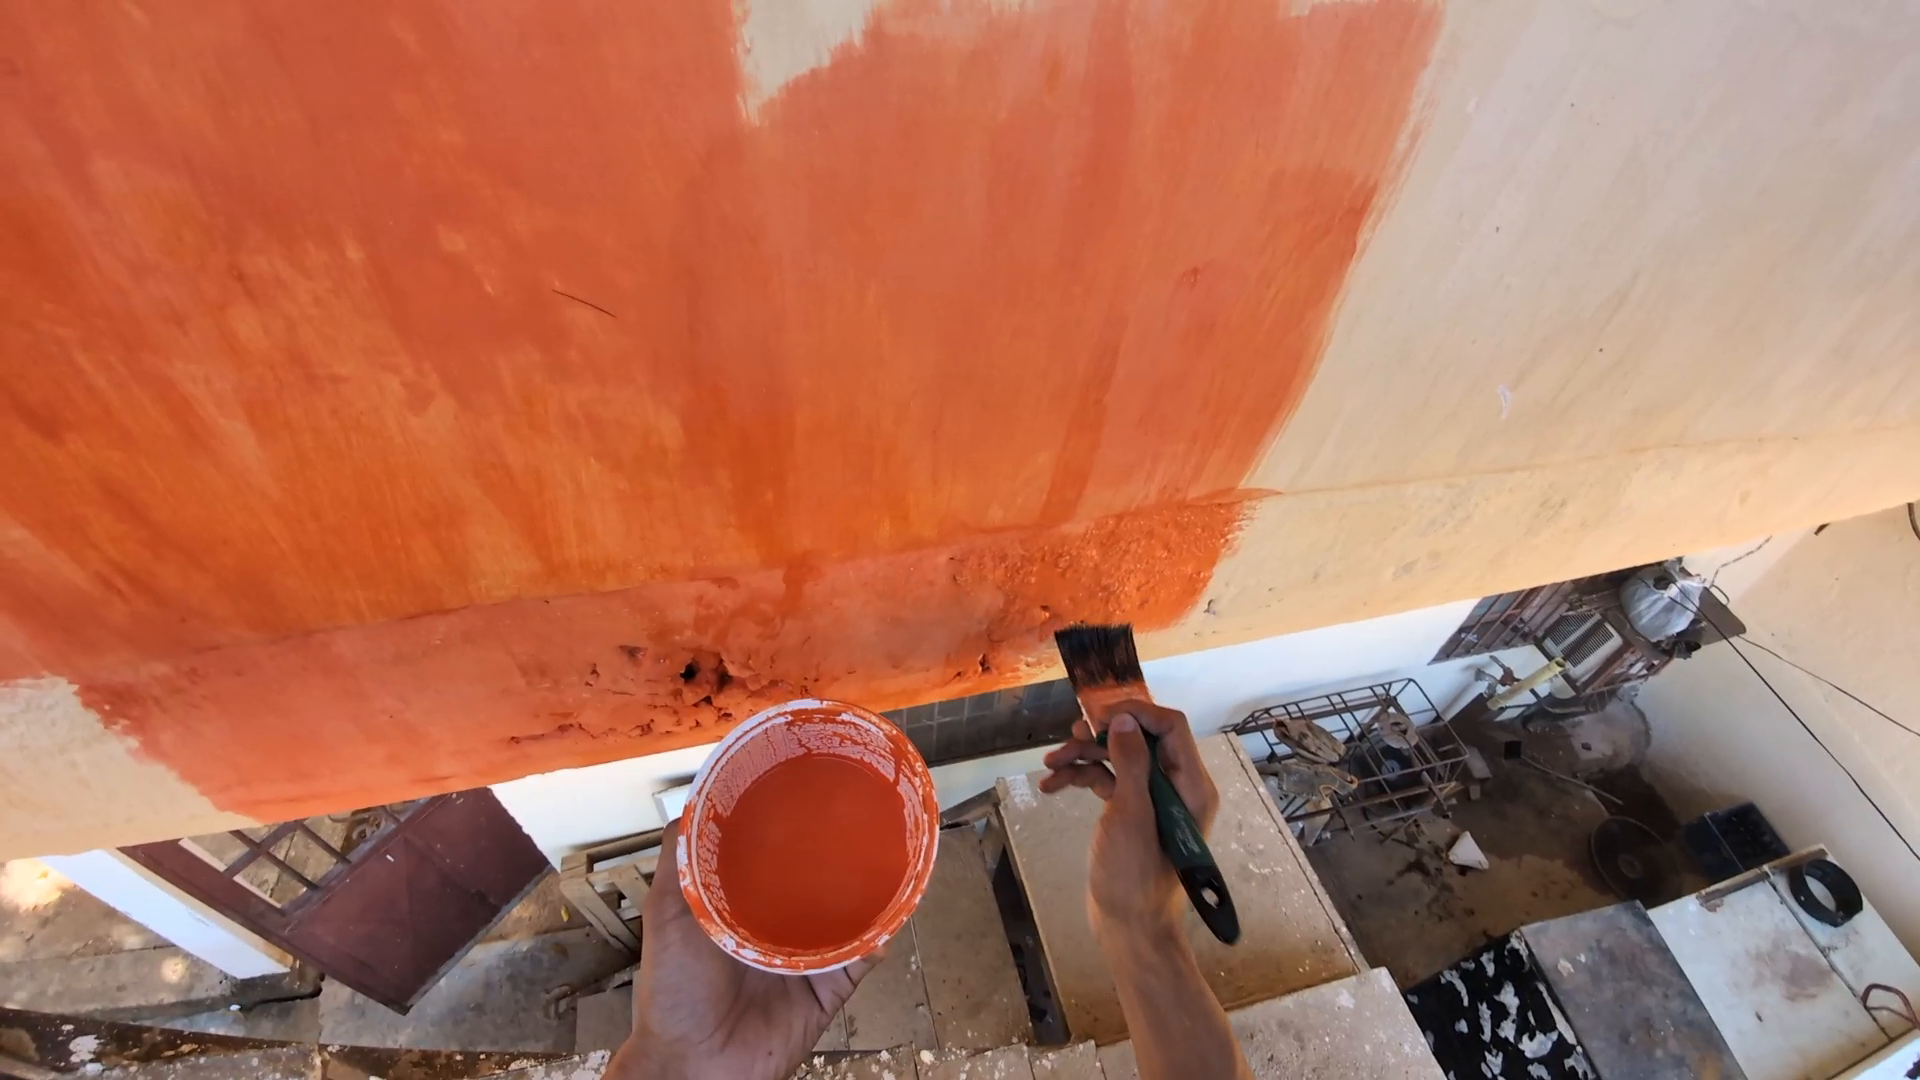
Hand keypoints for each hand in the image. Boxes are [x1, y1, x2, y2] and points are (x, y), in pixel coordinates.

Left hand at [607, 817, 882, 1079]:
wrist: (693, 1066)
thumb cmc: (673, 991)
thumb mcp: (666, 914)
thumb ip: (677, 864)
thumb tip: (692, 804)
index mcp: (750, 904)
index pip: (781, 857)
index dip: (798, 828)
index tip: (816, 793)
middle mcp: (782, 925)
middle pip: (822, 883)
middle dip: (843, 857)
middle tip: (862, 822)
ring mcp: (807, 956)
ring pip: (850, 917)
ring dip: (870, 895)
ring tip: (887, 863)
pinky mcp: (827, 989)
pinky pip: (860, 961)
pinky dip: (878, 942)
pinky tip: (887, 922)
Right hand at [1038, 701, 1218, 933]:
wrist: (1128, 930)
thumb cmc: (1135, 878)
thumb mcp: (1131, 816)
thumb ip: (1131, 764)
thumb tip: (1122, 719)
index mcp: (1190, 785)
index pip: (1170, 726)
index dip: (1135, 713)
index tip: (1098, 715)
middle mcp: (1174, 785)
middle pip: (1138, 737)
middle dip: (1100, 733)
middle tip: (1071, 734)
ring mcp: (1151, 797)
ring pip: (1116, 755)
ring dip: (1082, 754)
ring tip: (1050, 763)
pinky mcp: (1129, 809)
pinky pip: (1105, 777)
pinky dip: (1079, 776)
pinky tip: (1051, 785)